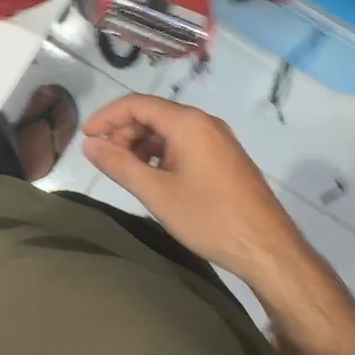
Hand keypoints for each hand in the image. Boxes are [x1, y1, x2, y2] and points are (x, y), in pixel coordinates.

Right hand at [82, 94, 309, 284]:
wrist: (270, 250)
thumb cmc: (209, 217)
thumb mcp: (155, 193)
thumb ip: (118, 164)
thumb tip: (89, 145)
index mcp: (188, 123)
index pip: (136, 104)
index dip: (106, 117)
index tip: (85, 138)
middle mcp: (204, 123)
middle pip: (152, 115)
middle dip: (123, 132)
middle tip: (104, 159)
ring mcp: (218, 140)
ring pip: (168, 131)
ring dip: (141, 145)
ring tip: (125, 171)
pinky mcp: (225, 159)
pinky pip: (184, 144)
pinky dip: (161, 154)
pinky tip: (153, 178)